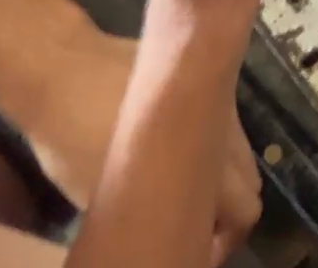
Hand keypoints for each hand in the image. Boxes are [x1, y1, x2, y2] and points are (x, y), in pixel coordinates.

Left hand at [20, 30, 261, 251]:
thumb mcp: (104, 199)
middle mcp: (222, 131)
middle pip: (250, 182)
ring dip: (220, 175)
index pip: (244, 210)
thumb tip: (154, 235)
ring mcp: (214, 102)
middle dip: (227, 208)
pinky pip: (219, 124)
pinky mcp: (199, 82)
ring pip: (238, 151)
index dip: (224, 241)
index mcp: (204, 163)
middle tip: (190, 225)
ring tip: (180, 187)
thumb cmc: (73, 140)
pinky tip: (173, 150)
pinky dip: (208, 145)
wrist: (66, 68)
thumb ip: (147, 217)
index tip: (195, 252)